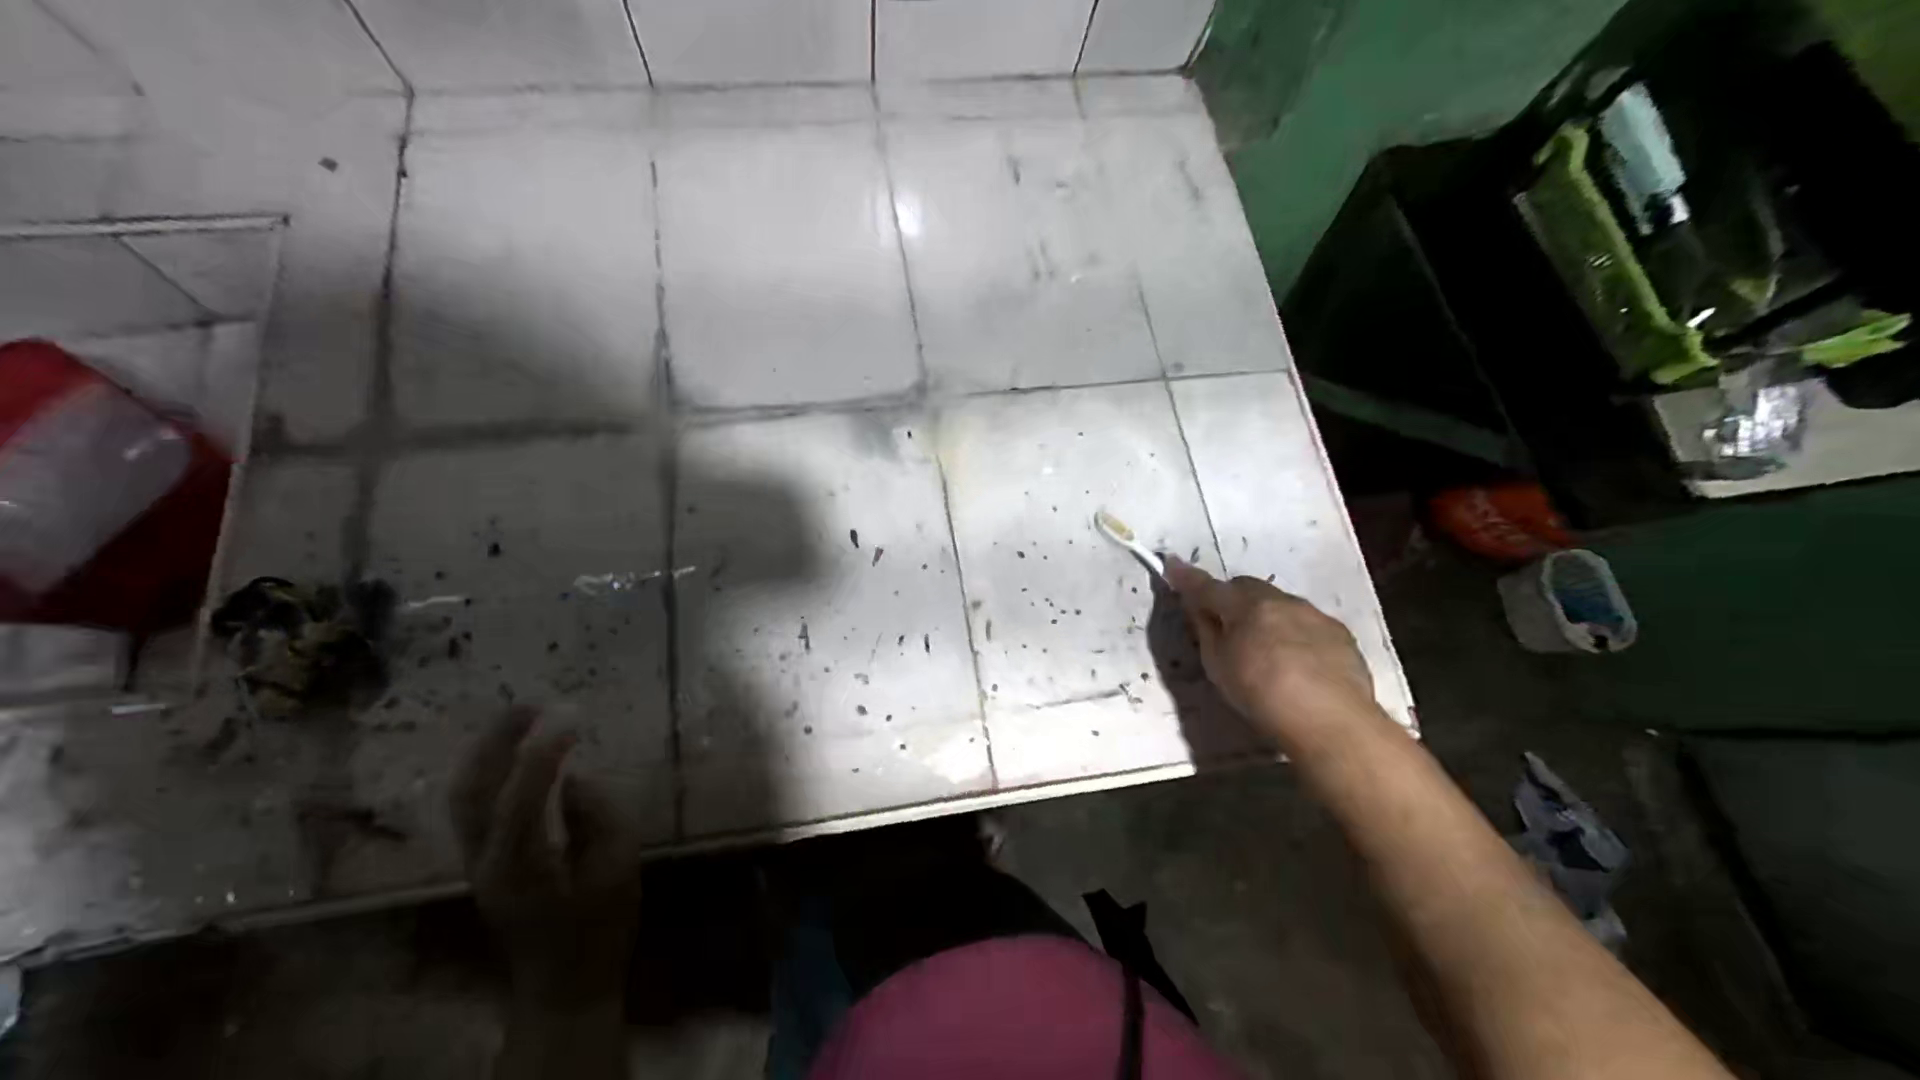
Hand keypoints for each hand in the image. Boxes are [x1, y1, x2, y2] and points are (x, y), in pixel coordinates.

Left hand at [450, 707, 644, 1008]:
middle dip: (497, 742)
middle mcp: (485, 860)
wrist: (565, 980)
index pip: (519, 799)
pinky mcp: (485, 859)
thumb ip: (599, 818)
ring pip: (464, 795)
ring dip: (488, 751)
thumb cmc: (599, 928)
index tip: (570, 716)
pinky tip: (515, 751)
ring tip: (523, 716)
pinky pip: (474, 803)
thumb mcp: (617, 872)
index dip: (542, 754)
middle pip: (472, 791)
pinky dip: (489, 768)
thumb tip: (575, 779)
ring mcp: (478, 860)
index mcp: (520, 867)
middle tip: (534, 703)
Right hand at [1164, 557, 1376, 746]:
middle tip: (1224, 625)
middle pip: (1246, 587)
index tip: (1171, 564)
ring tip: (1265, 650)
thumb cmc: (1262, 696)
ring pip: (1279, 603)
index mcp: (1246, 607)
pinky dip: (1293, 632)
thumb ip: (1206, 631)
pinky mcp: (1339, 633)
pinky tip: (1297, 662)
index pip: (1208, 587)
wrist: (1331, 723)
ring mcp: (1314, 614)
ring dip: (1264, 615)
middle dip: (1231, 598)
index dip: (1186, 578)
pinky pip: (1306, 622)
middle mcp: (1280, 601)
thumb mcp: (1218, 667)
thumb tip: (1200, 609)